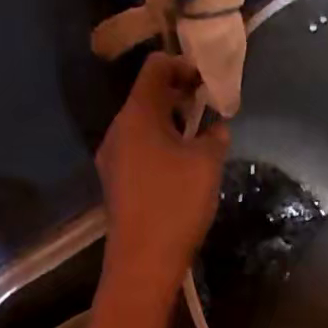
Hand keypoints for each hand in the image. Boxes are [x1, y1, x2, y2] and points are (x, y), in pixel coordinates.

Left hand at [97, 53, 230, 289]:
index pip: (155, 67)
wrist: (143, 261)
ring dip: (171, 127)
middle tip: (209, 112)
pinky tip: (181, 170)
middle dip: (179, 98)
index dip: (184, 66)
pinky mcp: (115, 185)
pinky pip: (138, 153)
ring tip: (199, 143)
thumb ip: (214, 136)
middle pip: (147, 98)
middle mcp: (117, 131)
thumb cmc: (175, 204)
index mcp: (136, 115)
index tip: (208, 83)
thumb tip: (215, 128)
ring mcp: (112, 160)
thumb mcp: (206, 163)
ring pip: (143, 128)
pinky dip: (160, 150)